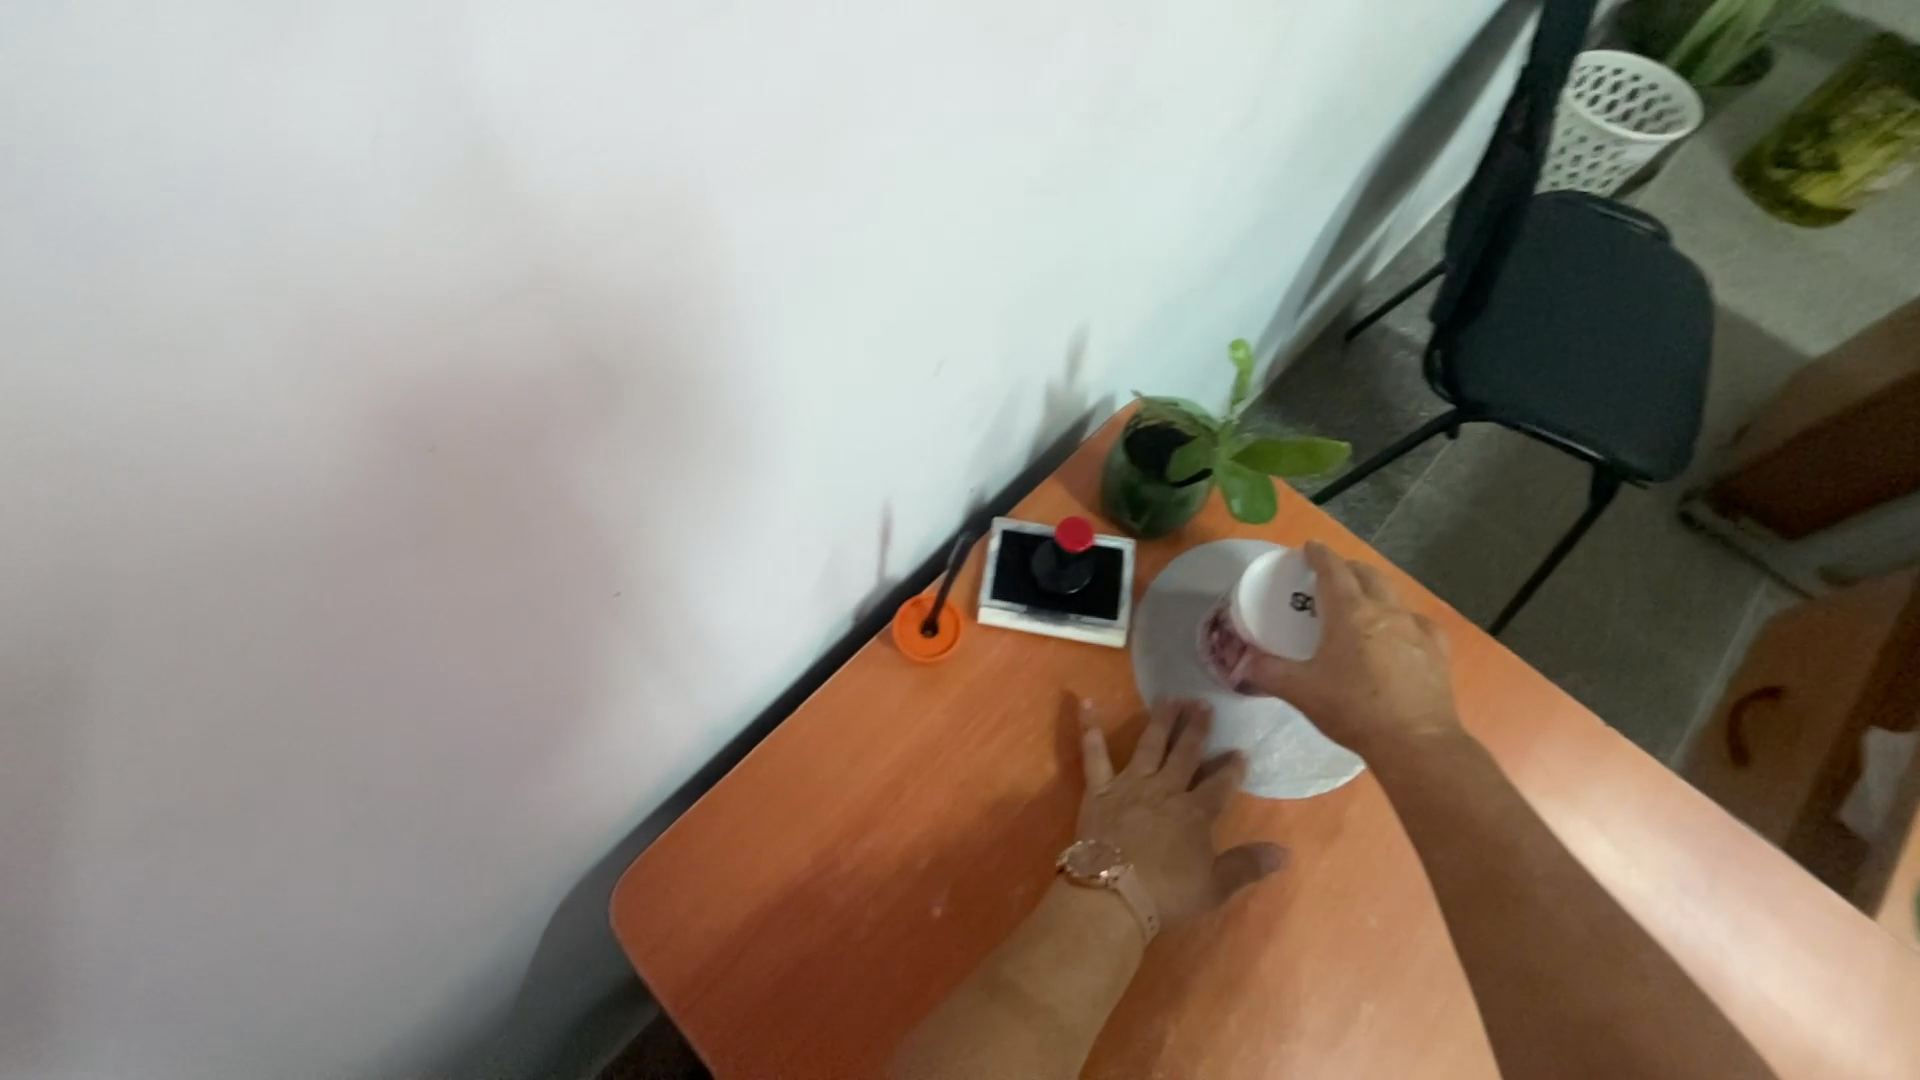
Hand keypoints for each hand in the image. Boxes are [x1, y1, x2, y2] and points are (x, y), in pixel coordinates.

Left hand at [1077, 701, 1284, 929]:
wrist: (1114, 892)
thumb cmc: (1166, 893)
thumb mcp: (1215, 886)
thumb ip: (1248, 865)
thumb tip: (1285, 852)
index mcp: (1195, 813)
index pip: (1219, 785)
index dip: (1231, 768)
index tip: (1241, 750)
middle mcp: (1165, 789)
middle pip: (1185, 754)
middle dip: (1197, 729)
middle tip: (1204, 704)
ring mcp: (1131, 784)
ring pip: (1149, 744)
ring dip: (1160, 720)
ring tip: (1169, 697)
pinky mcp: (1099, 787)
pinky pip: (1093, 753)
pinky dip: (1090, 727)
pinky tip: (1086, 702)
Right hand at [1242, 541, 1462, 757]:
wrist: (1414, 742)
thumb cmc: (1352, 708)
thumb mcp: (1299, 690)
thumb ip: (1267, 671)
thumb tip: (1241, 663)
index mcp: (1350, 613)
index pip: (1333, 570)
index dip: (1319, 555)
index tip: (1310, 547)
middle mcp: (1385, 612)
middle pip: (1368, 575)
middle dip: (1348, 568)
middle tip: (1331, 574)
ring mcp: (1416, 630)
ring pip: (1394, 596)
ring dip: (1374, 590)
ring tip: (1361, 602)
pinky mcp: (1436, 651)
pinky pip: (1418, 623)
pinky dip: (1404, 619)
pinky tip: (1401, 633)